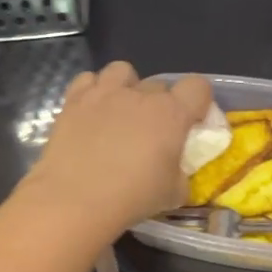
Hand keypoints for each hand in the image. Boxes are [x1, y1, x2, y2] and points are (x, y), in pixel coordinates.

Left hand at [21, 62, 213, 230]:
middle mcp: (139, 95)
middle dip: (160, 104)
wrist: (75, 199)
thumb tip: (176, 167)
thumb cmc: (131, 198)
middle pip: (159, 85)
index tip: (191, 121)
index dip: (197, 101)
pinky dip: (93, 90)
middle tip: (150, 132)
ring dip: (127, 87)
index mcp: (171, 114)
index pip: (197, 86)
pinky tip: (91, 112)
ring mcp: (104, 93)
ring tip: (120, 112)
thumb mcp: (174, 192)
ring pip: (123, 71)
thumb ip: (181, 170)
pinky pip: (88, 79)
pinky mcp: (74, 100)